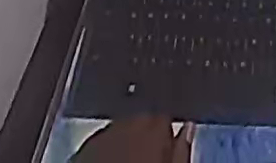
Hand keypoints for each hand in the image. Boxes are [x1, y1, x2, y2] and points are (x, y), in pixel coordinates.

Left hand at [70, 117, 193, 162]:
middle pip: (144, 118)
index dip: (167, 134)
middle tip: (150, 158)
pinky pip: (105, 140)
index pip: (166, 117)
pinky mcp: (86, 144)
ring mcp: (105, 130)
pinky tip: (113, 162)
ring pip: (124, 128)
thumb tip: (188, 128)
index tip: (168, 149)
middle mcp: (128, 119)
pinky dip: (110, 148)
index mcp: (153, 125)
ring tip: (130, 161)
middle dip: (147, 134)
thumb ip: (182, 149)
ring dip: (128, 140)